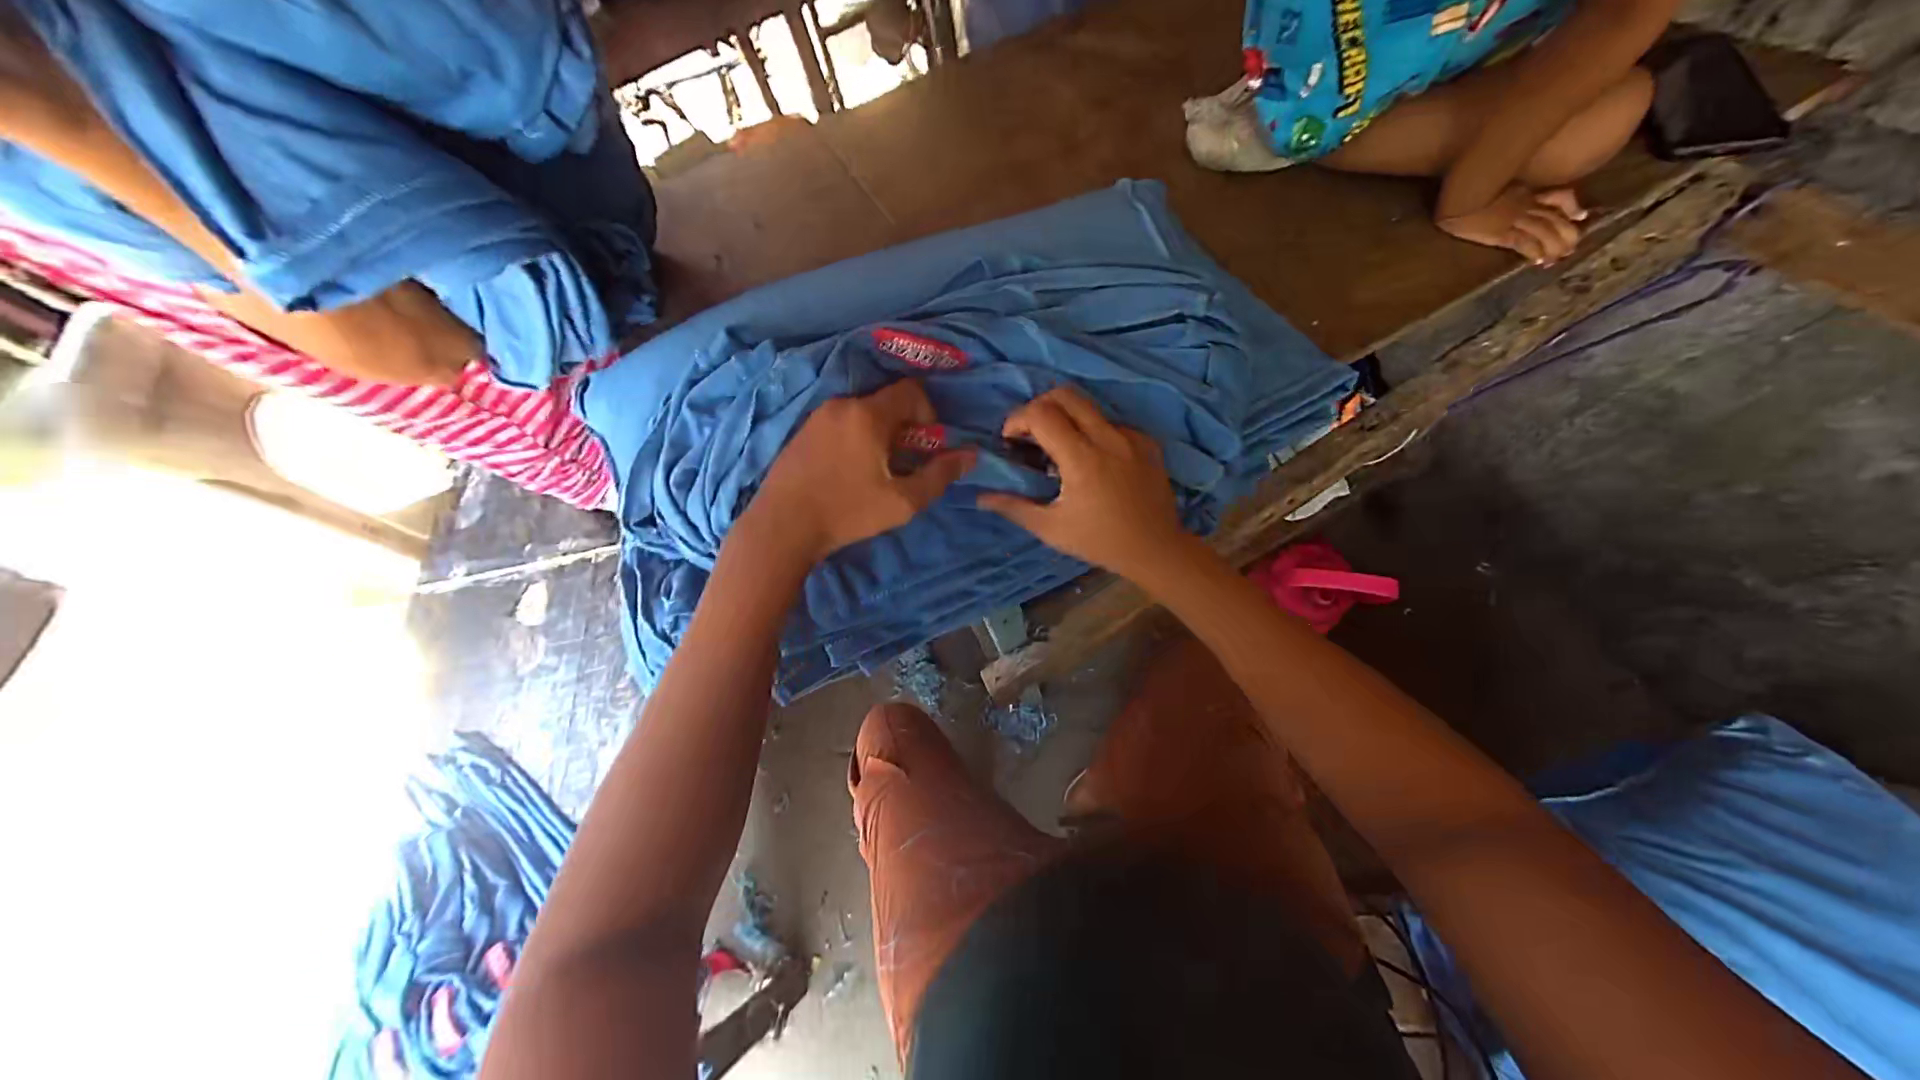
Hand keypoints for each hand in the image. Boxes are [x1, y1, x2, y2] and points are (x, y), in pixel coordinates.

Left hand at [744, 379, 974, 564]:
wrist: (781, 528)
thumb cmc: (847, 513)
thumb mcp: (903, 502)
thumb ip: (939, 475)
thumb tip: (969, 455)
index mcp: (868, 414)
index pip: (911, 390)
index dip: (929, 413)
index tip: (927, 445)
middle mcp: (842, 405)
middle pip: (886, 401)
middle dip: (905, 426)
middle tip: (906, 462)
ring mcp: (817, 417)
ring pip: (863, 413)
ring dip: (880, 434)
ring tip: (878, 471)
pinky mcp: (802, 432)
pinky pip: (841, 423)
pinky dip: (856, 438)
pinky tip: (850, 472)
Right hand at [977, 386, 1193, 578]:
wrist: (1156, 549)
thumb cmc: (1099, 541)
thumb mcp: (1052, 529)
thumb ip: (1014, 507)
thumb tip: (981, 497)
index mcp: (1082, 459)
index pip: (1041, 413)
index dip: (1018, 420)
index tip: (1011, 441)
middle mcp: (1108, 438)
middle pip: (1065, 394)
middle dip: (1039, 407)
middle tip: (1031, 435)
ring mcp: (1131, 437)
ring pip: (1089, 406)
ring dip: (1066, 418)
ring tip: (1060, 450)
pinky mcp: (1147, 442)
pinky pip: (1111, 423)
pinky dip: (1092, 432)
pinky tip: (1092, 461)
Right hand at [1438, 185, 1587, 265]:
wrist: (1459, 197)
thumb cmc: (1469, 190)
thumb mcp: (1494, 185)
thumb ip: (1505, 190)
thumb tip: (1510, 197)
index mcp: (1526, 193)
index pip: (1558, 198)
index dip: (1571, 207)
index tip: (1580, 217)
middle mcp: (1526, 205)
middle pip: (1554, 219)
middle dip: (1566, 234)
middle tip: (1571, 248)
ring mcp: (1515, 220)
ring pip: (1544, 232)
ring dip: (1552, 247)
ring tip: (1555, 260)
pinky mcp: (1502, 234)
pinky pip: (1523, 243)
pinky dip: (1533, 253)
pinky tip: (1536, 262)